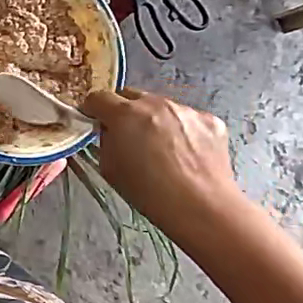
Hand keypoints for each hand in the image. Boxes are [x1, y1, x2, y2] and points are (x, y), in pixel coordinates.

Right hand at [81, 87, 241, 225]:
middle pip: (131, 95)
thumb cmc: (148, 192)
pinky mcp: (210, 120)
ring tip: (162, 147)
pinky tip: (186, 153)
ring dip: (154, 119)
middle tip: (127, 133)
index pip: (98, 97)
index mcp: (124, 114)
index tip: (94, 120)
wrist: (201, 207)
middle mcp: (155, 103)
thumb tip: (110, 131)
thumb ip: (105, 141)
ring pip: (161, 106)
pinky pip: (187, 118)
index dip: (93, 109)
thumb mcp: (109, 168)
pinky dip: (182, 130)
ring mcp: (185, 109)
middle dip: (123, 110)